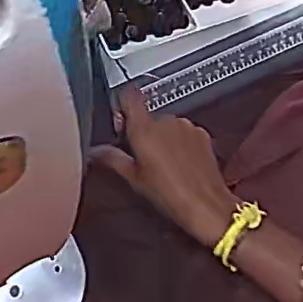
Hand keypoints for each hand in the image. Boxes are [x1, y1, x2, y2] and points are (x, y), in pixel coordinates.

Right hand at [90, 84, 237, 246]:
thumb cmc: (170, 194)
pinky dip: (179, 143)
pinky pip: (184, 132)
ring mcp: (186, 126)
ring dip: (162, 138)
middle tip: (139, 155)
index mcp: (144, 129)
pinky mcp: (201, 134)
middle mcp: (166, 121)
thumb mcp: (133, 178)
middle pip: (147, 116)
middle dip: (142, 131)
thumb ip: (112, 158)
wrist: (206, 204)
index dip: (122, 103)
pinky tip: (178, 164)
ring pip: (166, 125)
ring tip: (161, 163)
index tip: (119, 115)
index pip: (129, 97)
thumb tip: (96, 152)